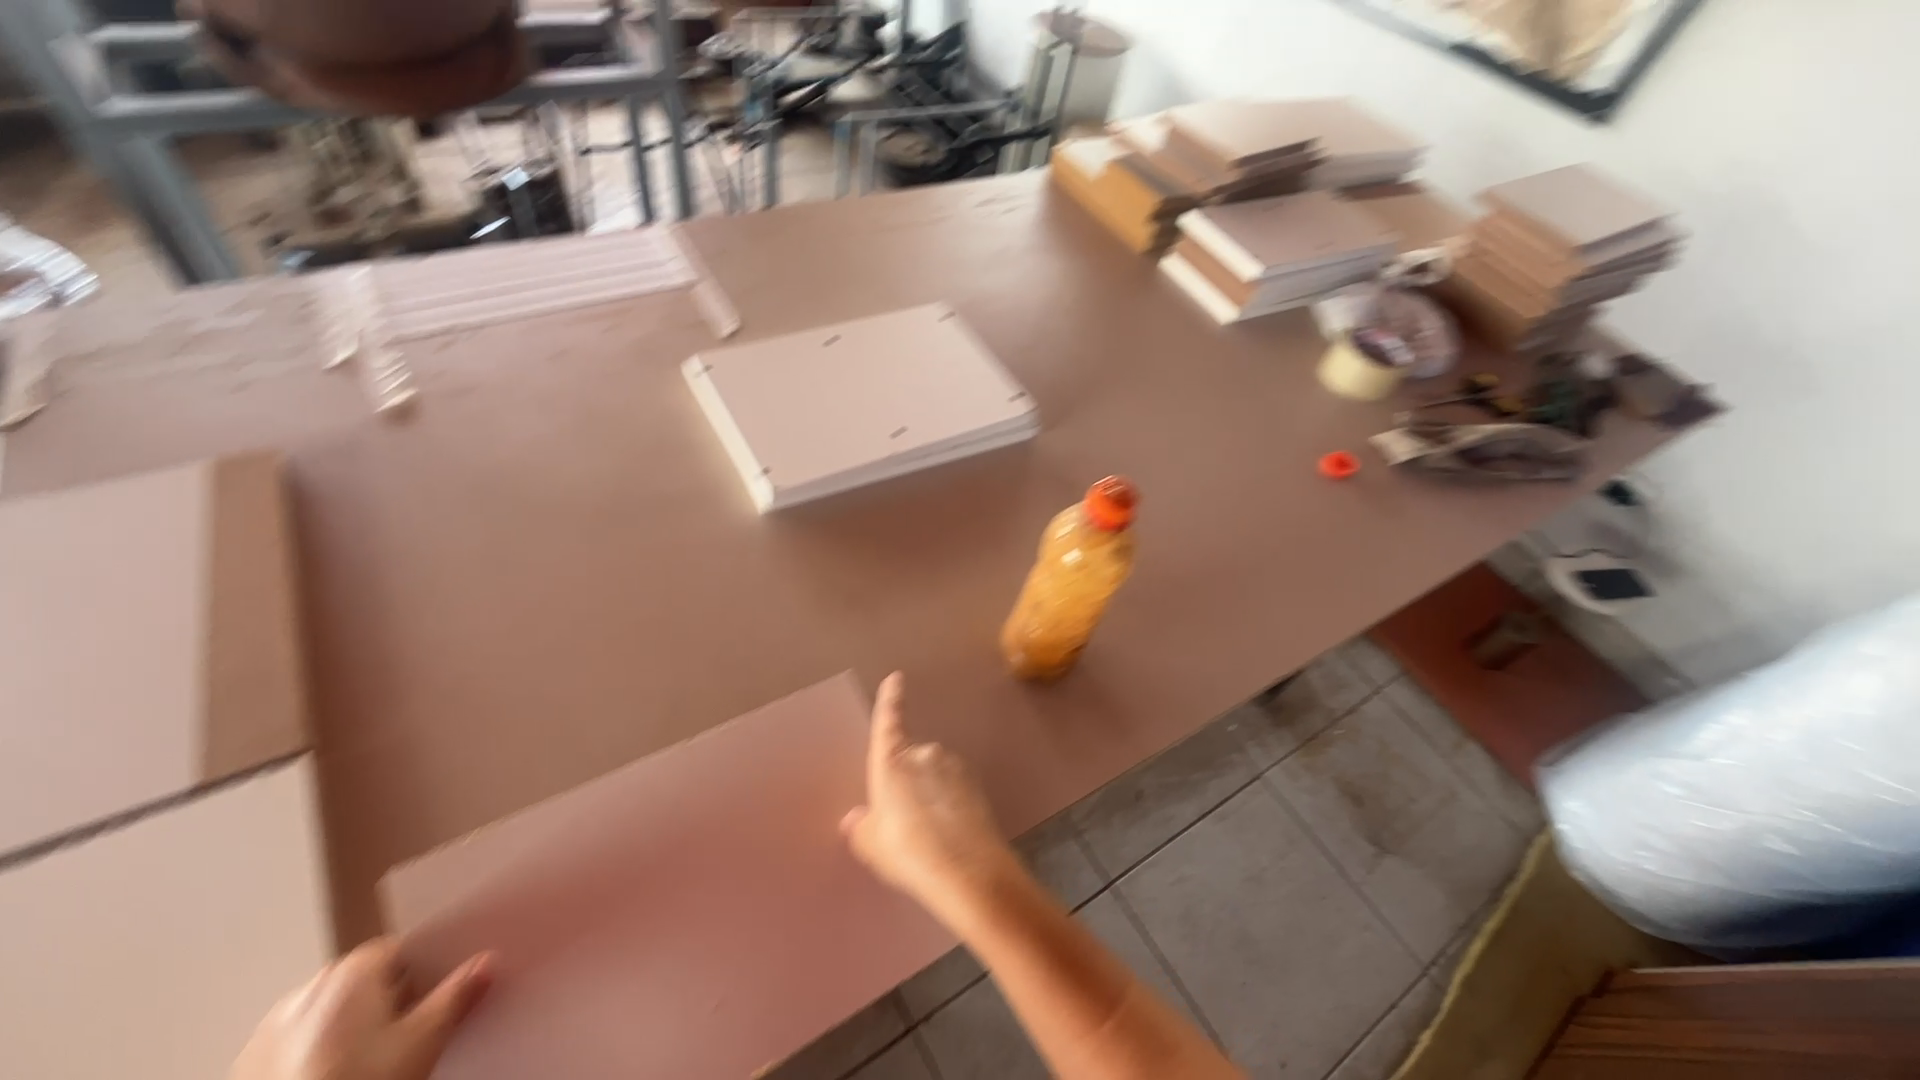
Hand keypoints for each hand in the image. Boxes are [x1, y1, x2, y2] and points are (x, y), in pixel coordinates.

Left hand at [230, 938, 492, 1079]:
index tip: (441, 986)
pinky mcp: (250, 1061)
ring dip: (352, 1025)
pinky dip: (318, 1049)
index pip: (401, 947)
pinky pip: (299, 1039)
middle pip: (367, 979)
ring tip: (371, 1060)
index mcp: (350, 971)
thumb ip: (458, 995)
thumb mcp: (423, 1042)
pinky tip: (338, 1070)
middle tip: (412, 1030)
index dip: (426, 967)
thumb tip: (485, 964)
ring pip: (332, 1010)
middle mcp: (308, 987)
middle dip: (391, 998)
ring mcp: (272, 1026)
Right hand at [840, 673, 1019, 920]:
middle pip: (910, 760)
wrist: (967, 871)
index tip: (896, 678)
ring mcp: (954, 769)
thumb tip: (856, 818)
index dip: (891, 699)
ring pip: (935, 777)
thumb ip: (862, 826)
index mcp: (892, 762)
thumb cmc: (907, 851)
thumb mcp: (871, 845)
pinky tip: (950, 836)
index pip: (889, 721)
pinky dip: (950, 806)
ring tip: (928, 836)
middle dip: (907, 783)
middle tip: (903, 823)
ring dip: (930, 796)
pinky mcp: (977, 787)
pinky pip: (954, 791)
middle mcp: (924, 755)